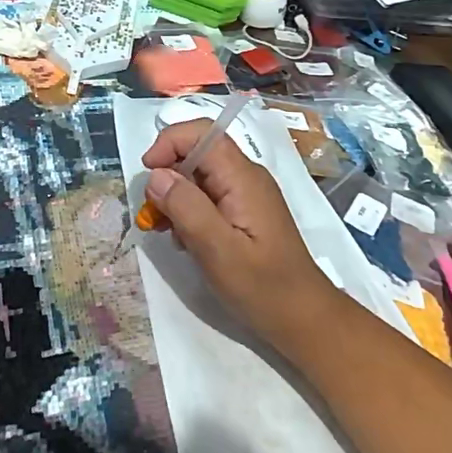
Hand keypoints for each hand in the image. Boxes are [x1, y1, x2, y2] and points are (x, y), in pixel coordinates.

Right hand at [142, 121, 343, 356]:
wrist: (304, 319)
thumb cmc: (263, 287)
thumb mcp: (218, 250)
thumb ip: (186, 208)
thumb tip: (156, 175)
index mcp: (243, 178)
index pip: (202, 133)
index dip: (169, 143)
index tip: (147, 174)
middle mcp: (245, 177)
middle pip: (198, 153)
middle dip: (167, 175)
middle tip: (154, 214)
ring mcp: (245, 194)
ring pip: (199, 176)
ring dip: (175, 196)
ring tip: (166, 231)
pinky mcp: (243, 212)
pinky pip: (207, 196)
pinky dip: (188, 210)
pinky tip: (185, 240)